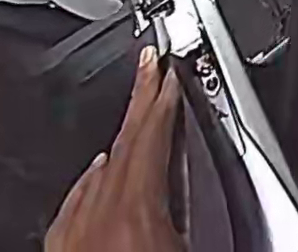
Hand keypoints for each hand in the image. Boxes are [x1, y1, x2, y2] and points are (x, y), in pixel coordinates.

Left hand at [46, 47, 182, 251]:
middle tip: (147, 64)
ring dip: (118, 139)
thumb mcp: (189, 243)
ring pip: (95, 175)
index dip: (161, 99)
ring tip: (133, 113)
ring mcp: (73, 243)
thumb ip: (194, 214)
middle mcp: (97, 223)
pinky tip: (93, 174)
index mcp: (135, 215)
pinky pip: (71, 208)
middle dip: (137, 101)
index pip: (150, 137)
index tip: (168, 70)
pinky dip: (89, 181)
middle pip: (122, 146)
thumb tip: (225, 189)